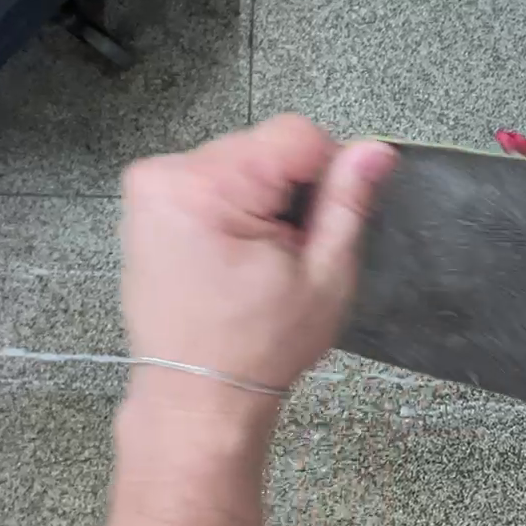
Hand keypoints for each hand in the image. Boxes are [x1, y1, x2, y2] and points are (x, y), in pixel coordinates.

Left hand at [118, 115, 395, 415]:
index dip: (331, 175)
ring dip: (269, 202)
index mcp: (208, 186)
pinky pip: (214, 183)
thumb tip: (378, 150)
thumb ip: (348, 203)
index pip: (296, 135)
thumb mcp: (326, 274)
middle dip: (294, 193)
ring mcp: (149, 185)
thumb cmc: (268, 342)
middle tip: (297, 254)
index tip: (329, 227)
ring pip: (242, 164)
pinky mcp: (146, 203)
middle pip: (265, 148)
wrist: (200, 390)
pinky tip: (243, 256)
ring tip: (268, 259)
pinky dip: (241, 210)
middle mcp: (166, 170)